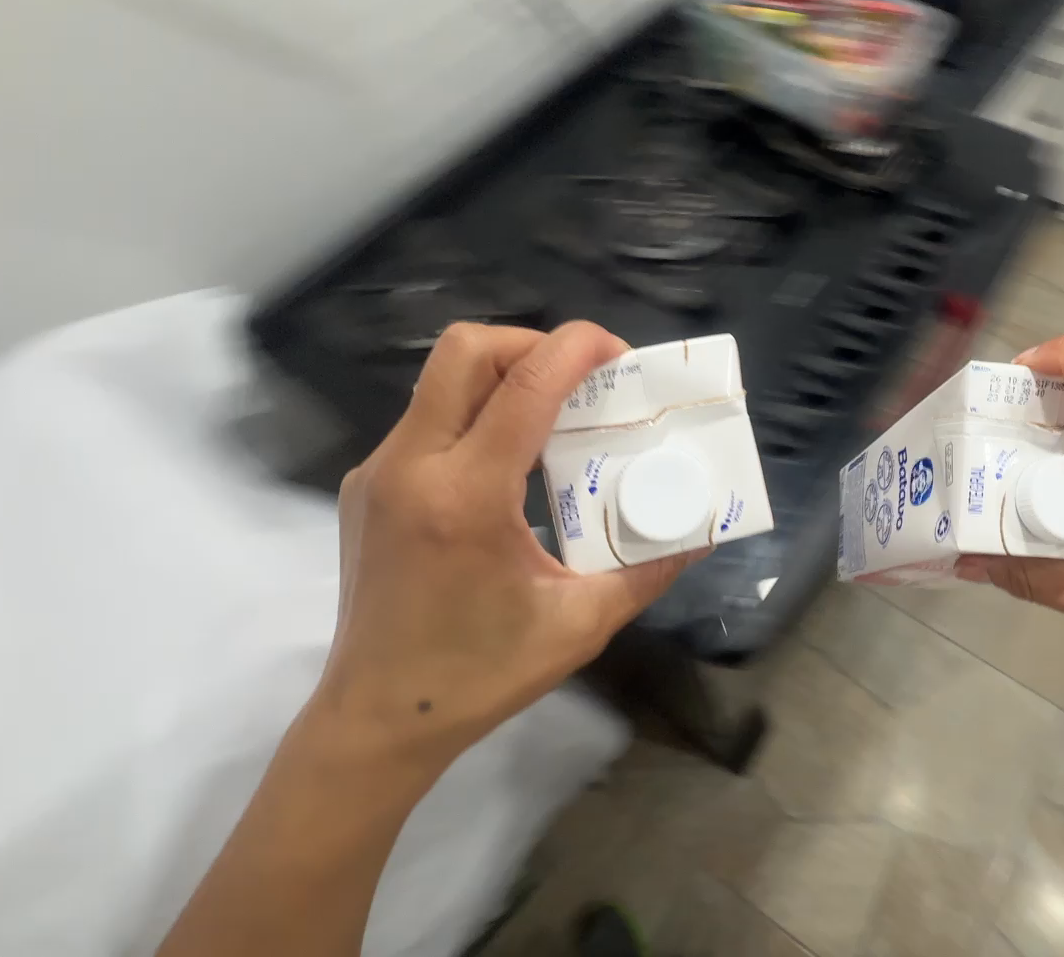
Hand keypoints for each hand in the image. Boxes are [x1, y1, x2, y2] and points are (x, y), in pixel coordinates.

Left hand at [307, 321, 697, 772]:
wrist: (374, 720)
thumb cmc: (479, 676)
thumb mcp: (580, 624)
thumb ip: (648, 571)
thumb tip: (699, 532)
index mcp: (465, 497)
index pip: (524, 384)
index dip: (577, 348)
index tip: (619, 352)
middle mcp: (410, 467)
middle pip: (466, 351)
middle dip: (533, 344)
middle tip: (581, 380)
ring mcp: (377, 473)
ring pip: (440, 379)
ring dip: (504, 376)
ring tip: (554, 417)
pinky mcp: (365, 487)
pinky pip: (427, 420)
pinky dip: (475, 415)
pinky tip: (507, 466)